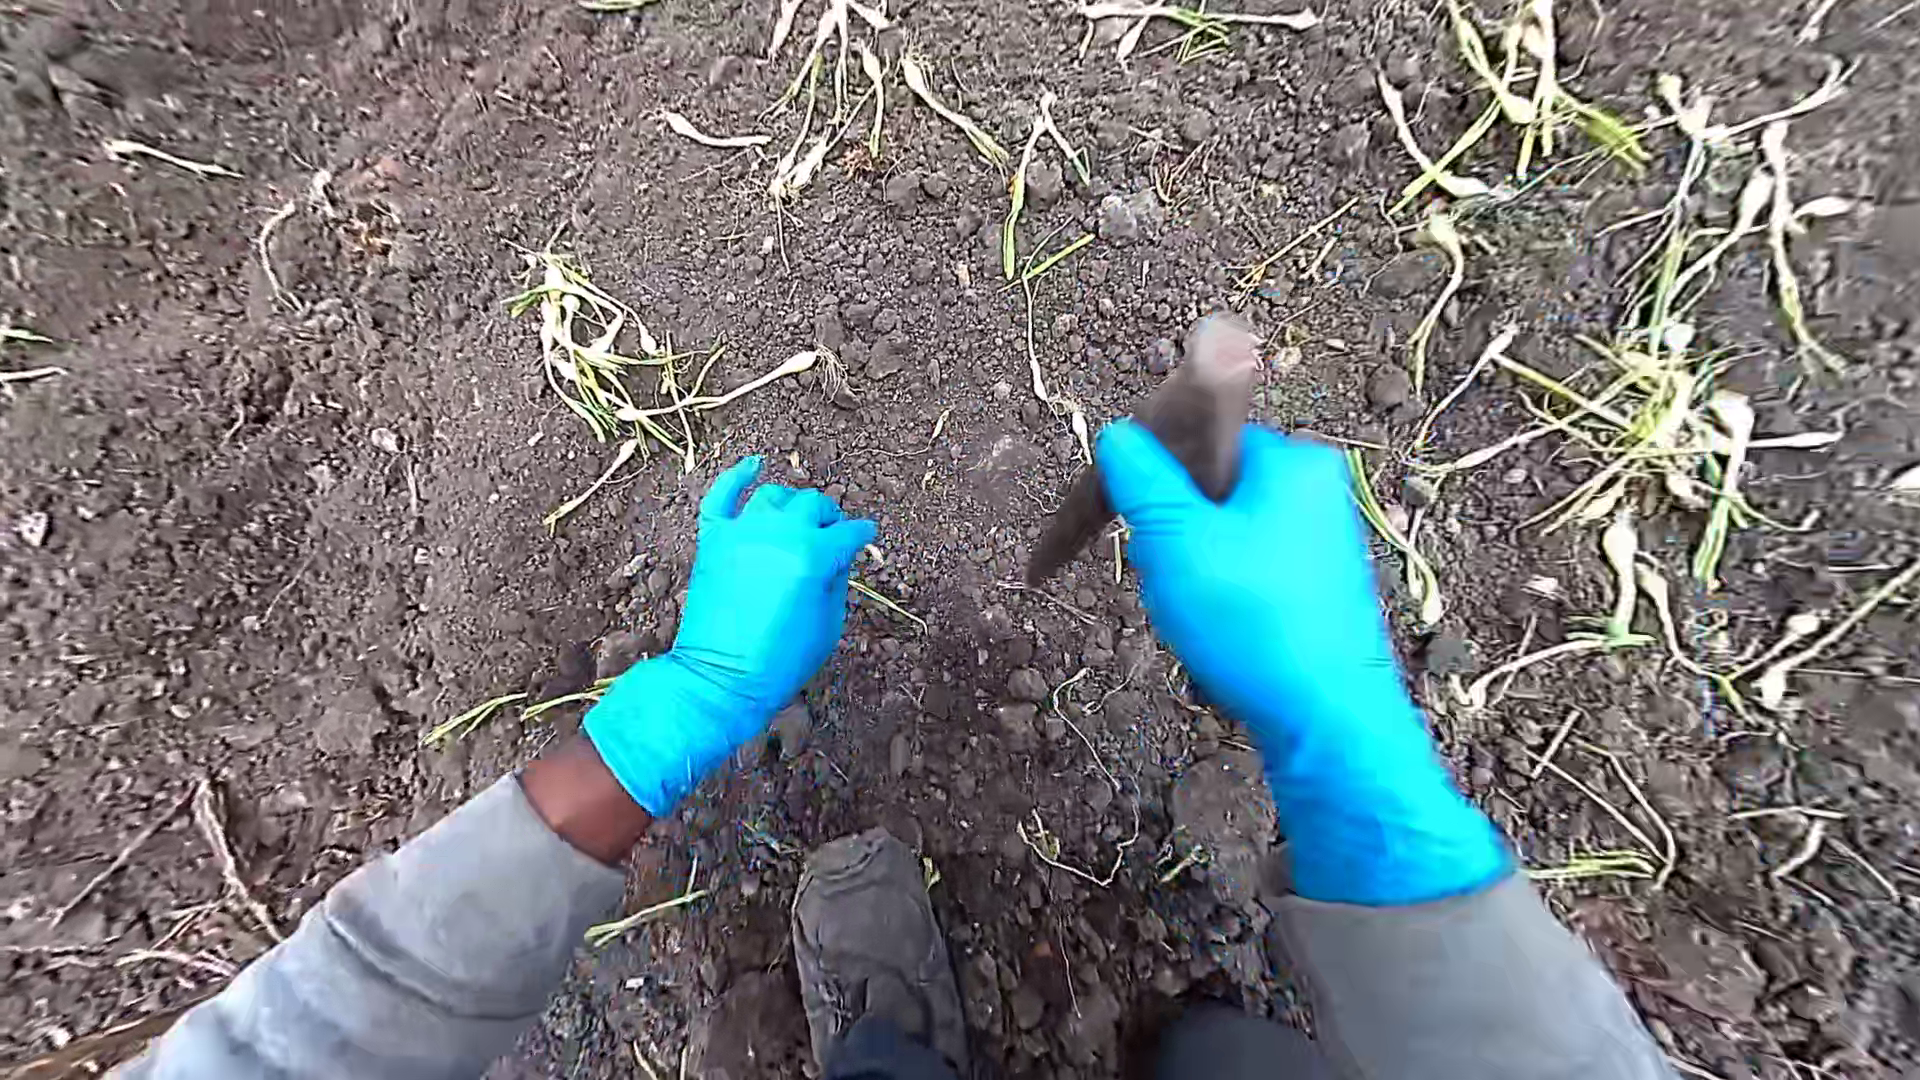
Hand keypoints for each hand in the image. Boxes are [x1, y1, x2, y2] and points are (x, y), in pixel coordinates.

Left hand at [584, 456, 875, 814]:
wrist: (722, 679)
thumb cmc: (782, 659)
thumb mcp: (830, 623)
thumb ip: (839, 577)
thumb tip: (840, 552)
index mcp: (813, 556)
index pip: (849, 533)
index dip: (863, 535)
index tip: (866, 536)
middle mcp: (778, 534)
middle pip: (813, 505)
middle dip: (829, 518)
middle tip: (832, 533)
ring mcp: (741, 533)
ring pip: (775, 495)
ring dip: (793, 504)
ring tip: (799, 518)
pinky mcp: (713, 540)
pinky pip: (721, 496)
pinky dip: (737, 476)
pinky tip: (754, 465)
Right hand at [1097, 420, 1508, 904]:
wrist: (1321, 718)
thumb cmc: (1246, 615)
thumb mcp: (1175, 537)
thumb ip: (1142, 478)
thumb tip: (1119, 433)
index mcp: (1294, 462)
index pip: (1206, 440)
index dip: (1162, 477)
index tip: (1143, 521)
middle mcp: (1317, 491)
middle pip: (1211, 490)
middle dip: (1174, 530)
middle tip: (1166, 572)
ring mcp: (1320, 540)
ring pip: (1222, 532)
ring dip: (1189, 564)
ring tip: (1189, 605)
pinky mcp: (1315, 583)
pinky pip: (1246, 565)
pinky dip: (1218, 587)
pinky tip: (1212, 622)